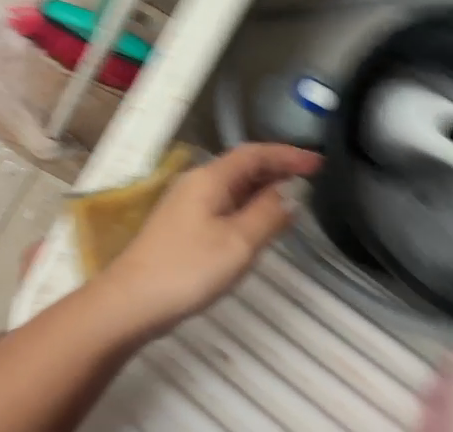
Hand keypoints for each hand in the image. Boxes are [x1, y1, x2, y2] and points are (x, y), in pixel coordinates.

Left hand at [100, 144, 320, 335]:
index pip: (253, 153)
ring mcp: (187, 203)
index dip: (286, 154)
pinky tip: (260, 221)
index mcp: (209, 178)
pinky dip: (248, 204)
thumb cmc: (188, 268)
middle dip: (277, 168)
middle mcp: (196, 182)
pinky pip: (224, 203)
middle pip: (242, 165)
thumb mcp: (237, 243)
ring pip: (233, 185)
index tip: (319, 162)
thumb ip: (267, 215)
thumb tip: (290, 193)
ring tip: (294, 197)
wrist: (134, 298)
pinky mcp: (184, 225)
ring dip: (263, 187)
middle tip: (313, 179)